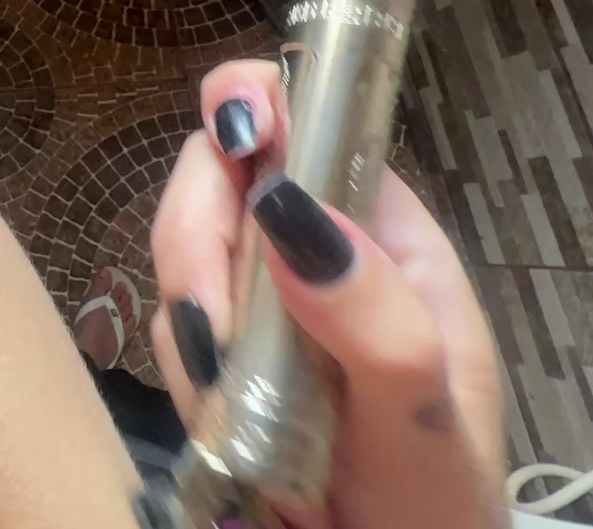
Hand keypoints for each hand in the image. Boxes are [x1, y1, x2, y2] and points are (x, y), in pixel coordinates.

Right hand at [149, 59, 506, 528]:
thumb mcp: (427, 420)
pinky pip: (162, 311)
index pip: (304, 119)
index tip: (238, 139)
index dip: (254, 102)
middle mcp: (299, 237)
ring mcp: (248, 281)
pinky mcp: (210, 327)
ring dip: (192, 320)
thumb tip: (287, 208)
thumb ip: (375, 321)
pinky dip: (180, 361)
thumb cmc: (430, 500)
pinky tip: (223, 409)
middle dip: (197, 247)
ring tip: (237, 400)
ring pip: (175, 245)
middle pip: (210, 176)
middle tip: (215, 332)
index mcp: (370, 226)